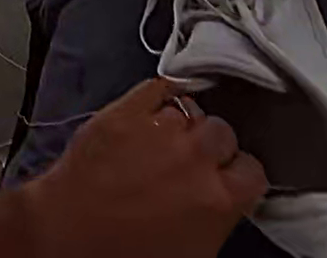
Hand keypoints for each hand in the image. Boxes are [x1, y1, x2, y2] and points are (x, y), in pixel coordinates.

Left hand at [19, 78, 267, 257]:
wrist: (73, 232)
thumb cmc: (132, 251)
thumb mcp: (196, 249)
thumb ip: (218, 214)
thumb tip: (226, 194)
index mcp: (218, 200)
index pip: (253, 169)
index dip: (240, 171)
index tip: (230, 173)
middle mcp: (192, 158)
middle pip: (222, 130)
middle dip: (214, 142)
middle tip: (197, 154)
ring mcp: (156, 129)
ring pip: (189, 108)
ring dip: (184, 121)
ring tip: (169, 135)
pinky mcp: (124, 110)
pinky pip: (156, 86)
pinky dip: (162, 91)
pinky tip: (160, 100)